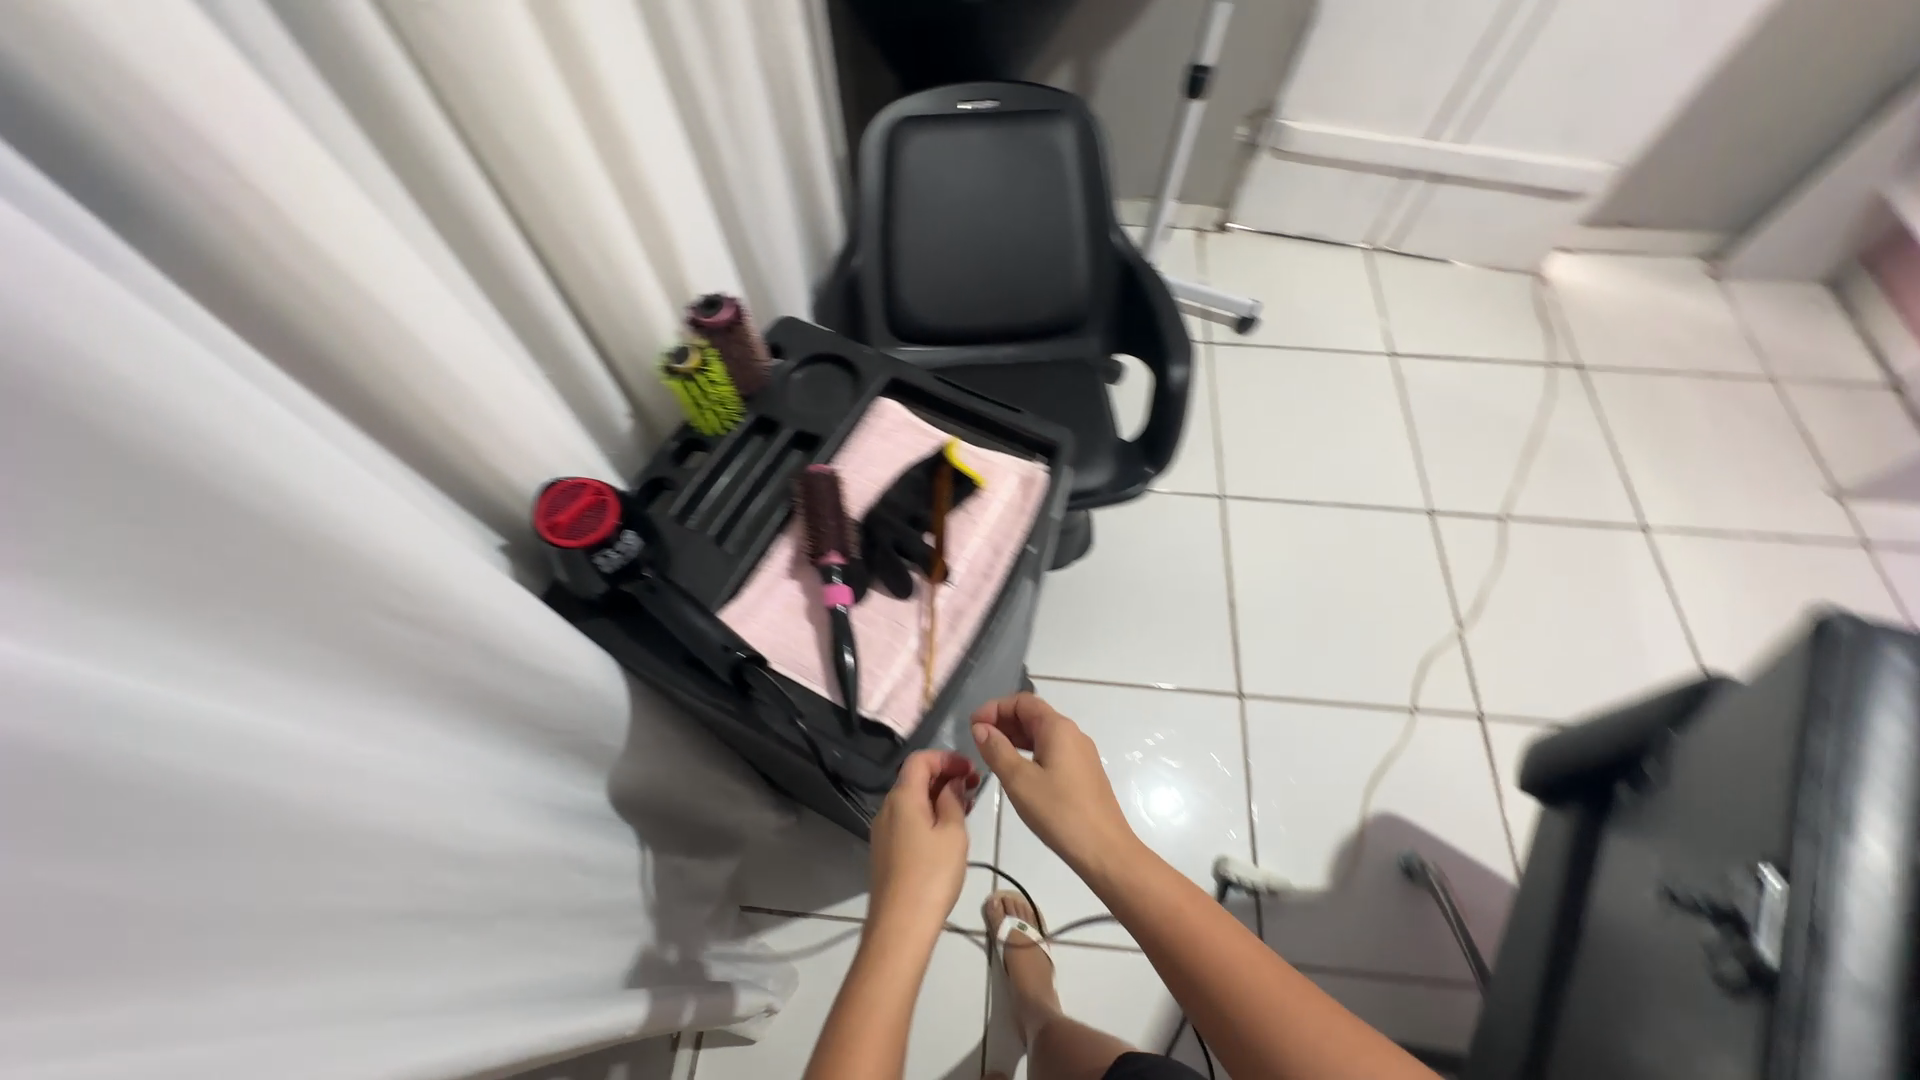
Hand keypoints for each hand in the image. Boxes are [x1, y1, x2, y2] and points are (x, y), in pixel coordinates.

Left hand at [868, 750, 977, 931]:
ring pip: (911, 801)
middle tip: (974, 787)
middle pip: (914, 778)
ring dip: (937, 797)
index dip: (946, 757)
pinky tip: (948, 831)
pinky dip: (928, 815)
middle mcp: (887, 808)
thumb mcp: (953, 833)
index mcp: (902, 797)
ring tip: (966, 808)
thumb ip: (953, 800)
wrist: (900, 926)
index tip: (971, 770)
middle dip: (944, 776)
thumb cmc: (932, 875)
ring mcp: (883, 830)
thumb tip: (952, 783)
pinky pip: (907, 820)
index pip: (920, 759)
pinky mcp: (885, 850)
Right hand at [971, 694, 1139, 874]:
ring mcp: (1080, 754)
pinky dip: (1030, 753)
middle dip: (1003, 722)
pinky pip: (1051, 751)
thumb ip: (997, 749)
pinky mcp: (1083, 773)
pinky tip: (1017, 773)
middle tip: (978, 742)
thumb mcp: (1019, 780)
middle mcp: (1072, 734)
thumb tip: (981, 728)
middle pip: (1033, 715)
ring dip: (1015, 739)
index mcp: (1058, 728)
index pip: (1022, 701)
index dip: (994, 708)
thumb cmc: (1059, 812)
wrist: (1104, 850)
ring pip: (1042, 735)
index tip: (973, 727)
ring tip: (991, 757)